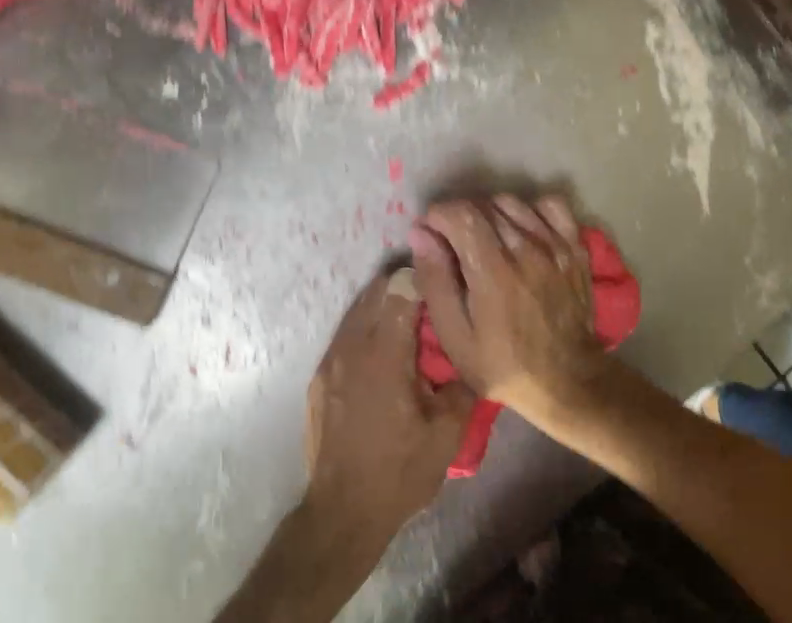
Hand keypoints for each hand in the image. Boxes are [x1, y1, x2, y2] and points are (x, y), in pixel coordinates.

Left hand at [303, 269, 474, 541]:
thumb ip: (463, 383)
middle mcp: (351, 347)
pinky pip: (345, 338)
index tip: (446, 279)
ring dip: (383, 307)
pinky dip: (366, 332)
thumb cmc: (400, 471)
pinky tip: (384, 355)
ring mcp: (329, 362)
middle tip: (433, 296)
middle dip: (404, 287)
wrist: (343, 512)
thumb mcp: (448, 432)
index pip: (401, 288)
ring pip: (357, 312)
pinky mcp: (318, 380)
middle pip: (376, 292)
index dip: (425, 277)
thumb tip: (473, 353)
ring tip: (411, 322)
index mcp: (384, 353)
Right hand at [409, 195, 605, 421]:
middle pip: (484, 204)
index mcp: (493, 272)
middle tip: (452, 242)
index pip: (460, 213)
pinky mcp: (575, 248)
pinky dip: (532, 209)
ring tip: (484, 238)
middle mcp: (526, 249)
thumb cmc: (503, 365)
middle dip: (459, 216)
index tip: (430, 234)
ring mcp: (555, 246)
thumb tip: (420, 234)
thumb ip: (435, 282)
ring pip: (514, 201)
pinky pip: (552, 206)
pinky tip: (522, 230)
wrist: (568, 381)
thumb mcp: (456, 337)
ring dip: (491, 212)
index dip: (438, 216)